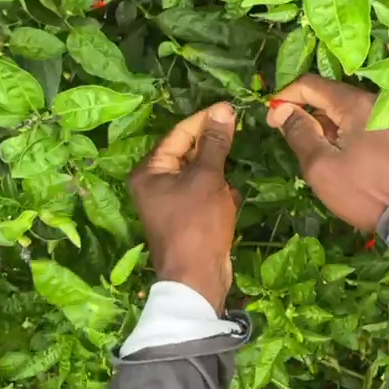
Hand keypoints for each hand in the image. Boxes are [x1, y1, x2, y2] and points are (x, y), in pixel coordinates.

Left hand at [129, 102, 239, 309]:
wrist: (197, 279)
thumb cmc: (197, 224)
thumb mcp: (207, 178)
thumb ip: (214, 143)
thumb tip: (222, 110)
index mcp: (150, 171)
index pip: (179, 133)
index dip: (205, 120)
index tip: (230, 109)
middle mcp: (154, 184)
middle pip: (187, 152)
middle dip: (213, 148)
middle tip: (238, 132)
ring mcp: (169, 202)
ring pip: (199, 174)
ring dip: (218, 172)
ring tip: (234, 169)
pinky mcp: (185, 218)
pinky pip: (203, 194)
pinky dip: (218, 193)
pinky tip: (230, 199)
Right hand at [266, 75, 388, 231]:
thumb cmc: (364, 191)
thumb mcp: (321, 165)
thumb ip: (299, 133)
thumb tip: (283, 110)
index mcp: (355, 103)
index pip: (310, 85)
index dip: (285, 98)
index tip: (271, 121)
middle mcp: (374, 102)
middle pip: (329, 96)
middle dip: (305, 114)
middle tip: (292, 141)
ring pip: (345, 111)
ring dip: (325, 126)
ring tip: (317, 156)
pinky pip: (362, 123)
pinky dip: (344, 133)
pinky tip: (341, 158)